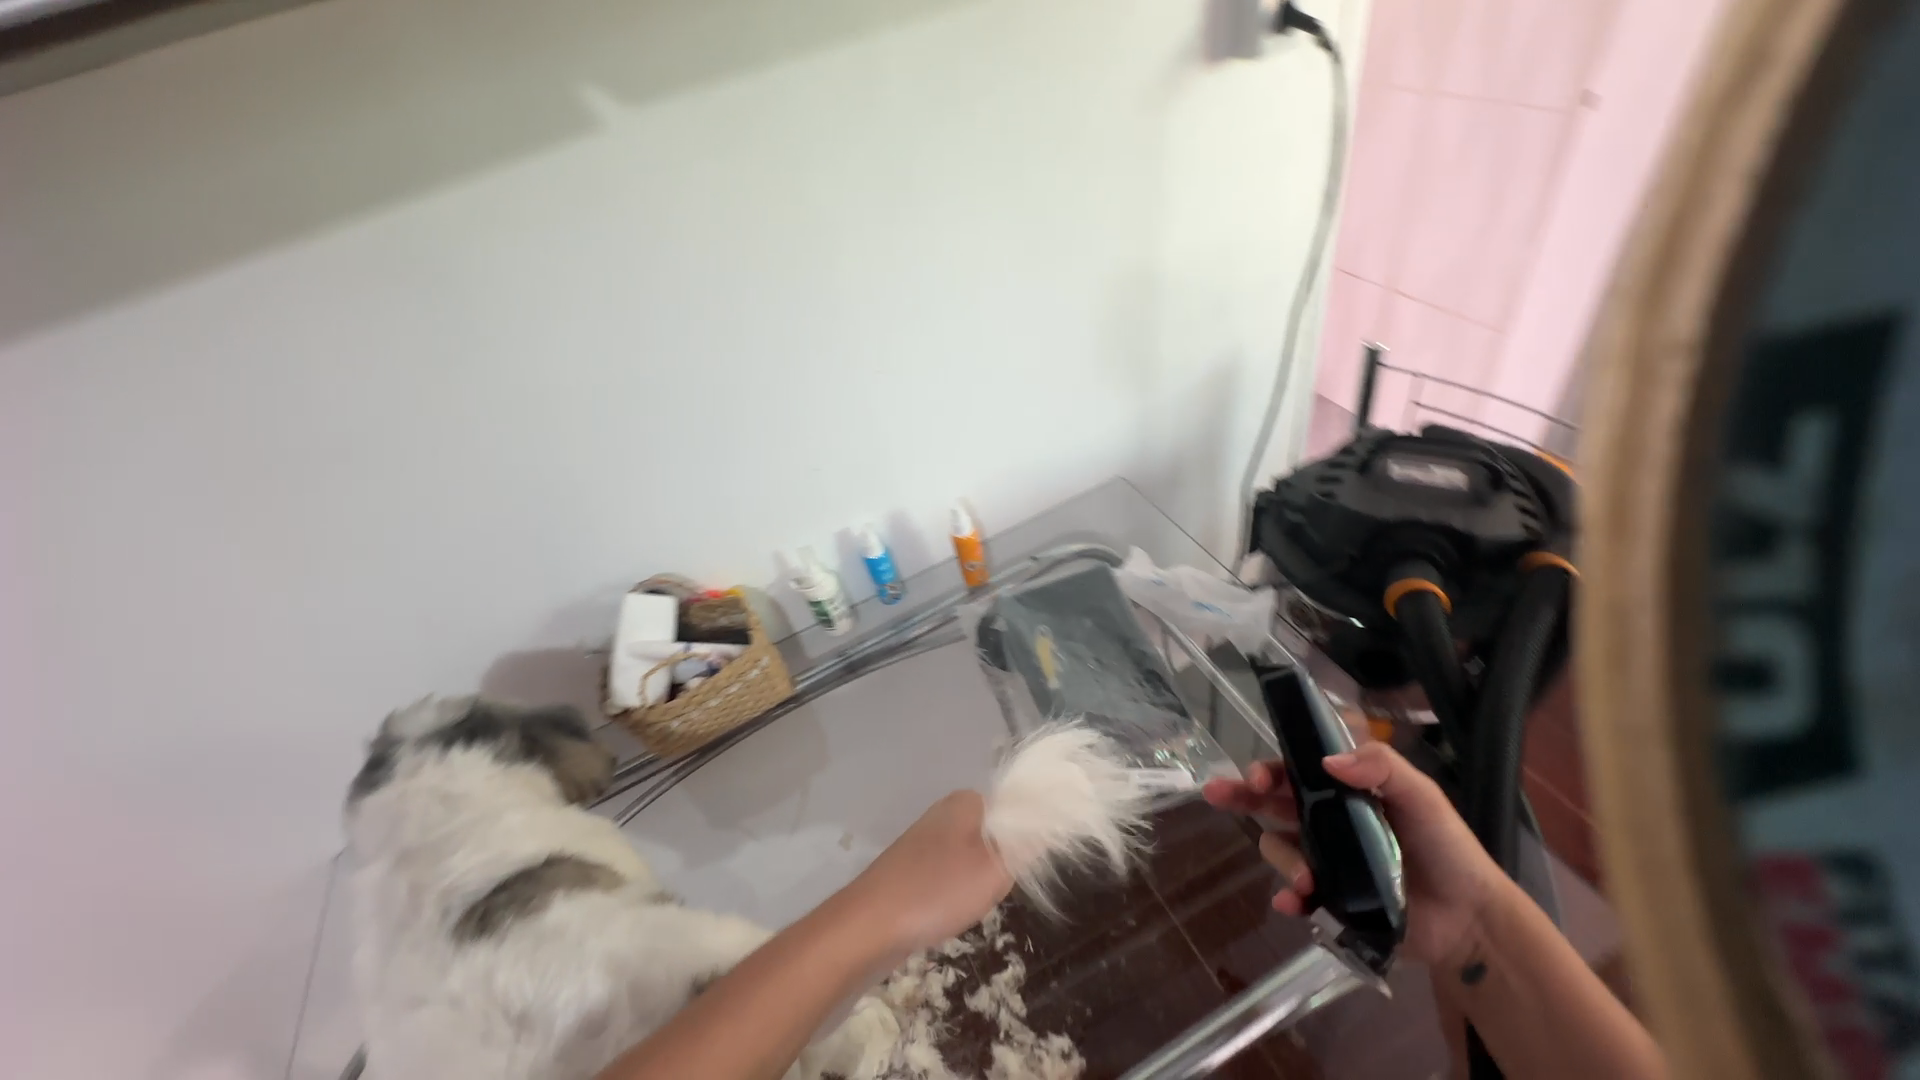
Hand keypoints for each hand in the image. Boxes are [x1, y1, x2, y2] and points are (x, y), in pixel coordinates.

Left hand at [842, 791, 1014, 955]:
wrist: (868, 925)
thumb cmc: (937, 891)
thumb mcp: (995, 869)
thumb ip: (1026, 845)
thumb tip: (1048, 821)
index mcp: (967, 801)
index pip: (1016, 806)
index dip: (1030, 836)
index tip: (1029, 866)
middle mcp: (945, 812)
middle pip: (996, 834)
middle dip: (1003, 863)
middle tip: (997, 889)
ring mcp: (925, 840)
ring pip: (974, 857)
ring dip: (980, 881)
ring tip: (972, 904)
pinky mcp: (912, 868)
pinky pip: (950, 875)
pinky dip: (957, 894)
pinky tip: (951, 913)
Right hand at [1202, 740, 1505, 968]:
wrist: (1469, 919)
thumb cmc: (1446, 847)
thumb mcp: (1422, 796)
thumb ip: (1382, 767)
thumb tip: (1328, 761)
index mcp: (1342, 791)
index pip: (1294, 770)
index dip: (1268, 768)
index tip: (1255, 776)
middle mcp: (1324, 820)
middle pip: (1268, 802)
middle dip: (1239, 796)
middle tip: (1217, 793)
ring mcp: (1322, 860)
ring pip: (1277, 848)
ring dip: (1284, 861)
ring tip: (1309, 881)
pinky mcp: (1326, 898)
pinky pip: (1292, 892)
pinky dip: (1288, 897)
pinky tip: (1293, 903)